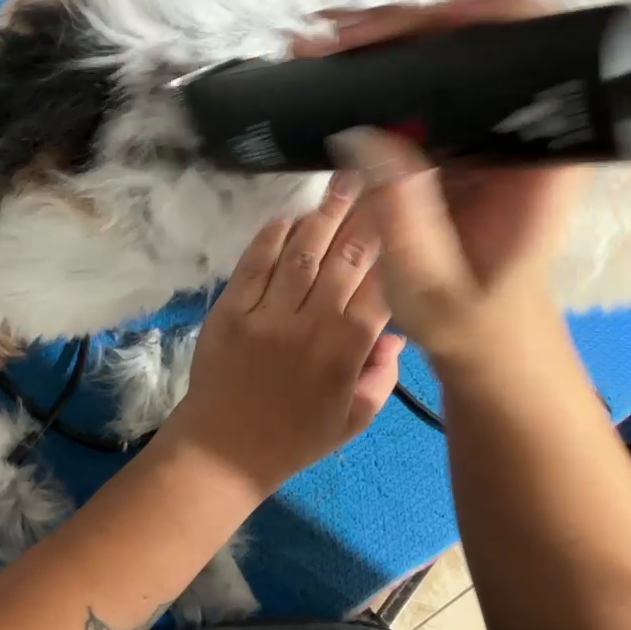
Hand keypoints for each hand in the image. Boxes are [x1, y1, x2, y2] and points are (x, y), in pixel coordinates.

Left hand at [162, 177, 403, 497]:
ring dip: (323, 215)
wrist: (223, 450)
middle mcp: (310, 325)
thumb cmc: (295, 439)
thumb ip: (383, 374)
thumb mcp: (354, 420)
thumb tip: (399, 330)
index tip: (407, 214)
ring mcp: (266, 314)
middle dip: (364, 215)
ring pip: (301, 253)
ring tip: (341, 184)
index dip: (395, 246)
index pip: (382, 288)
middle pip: (345, 259)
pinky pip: (254, 263)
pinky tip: (289, 216)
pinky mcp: (229, 309)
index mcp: (346, 352)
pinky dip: (272, 236)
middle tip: (377, 179)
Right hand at [299, 0, 587, 364]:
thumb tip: (364, 134)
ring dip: (388, 36)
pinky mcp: (456, 139)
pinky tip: (336, 60)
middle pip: (484, 42)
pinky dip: (379, 65)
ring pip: (449, 55)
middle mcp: (522, 133)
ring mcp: (487, 132)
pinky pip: (424, 85)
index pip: (541, 57)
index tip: (429, 17)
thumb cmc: (470, 322)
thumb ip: (403, 218)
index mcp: (541, 162)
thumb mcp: (430, 285)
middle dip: (412, 23)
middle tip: (340, 34)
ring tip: (325, 37)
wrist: (485, 338)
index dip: (493, 18)